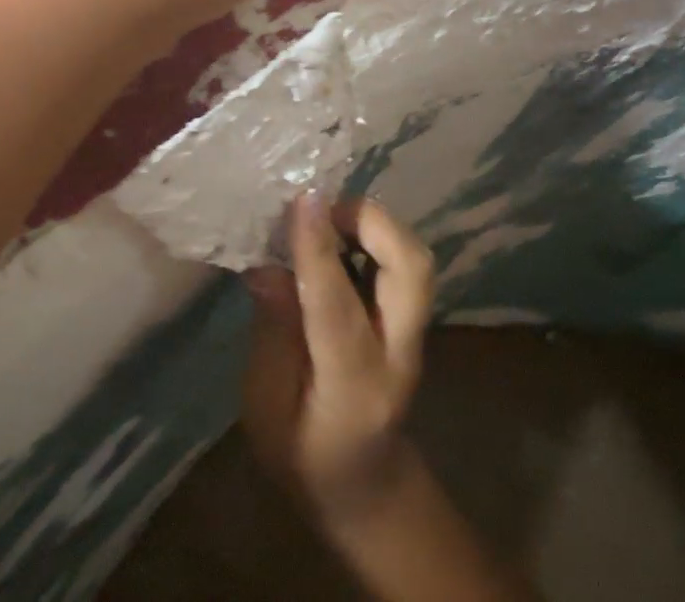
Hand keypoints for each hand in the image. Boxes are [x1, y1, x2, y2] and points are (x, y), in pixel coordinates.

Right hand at [241, 194, 435, 521]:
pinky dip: (375, 238)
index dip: (318, 249)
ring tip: (325, 218)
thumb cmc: (302, 458)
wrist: (366, 485)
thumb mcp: (266, 409)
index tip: (301, 199)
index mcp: (353, 387)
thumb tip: (268, 266)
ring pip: (417, 261)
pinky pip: (405, 266)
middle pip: (412, 270)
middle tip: (321, 208)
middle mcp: (398, 355)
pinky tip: (337, 238)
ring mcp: (415, 339)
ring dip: (375, 225)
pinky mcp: (413, 324)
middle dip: (372, 222)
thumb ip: (272, 336)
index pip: (337, 306)